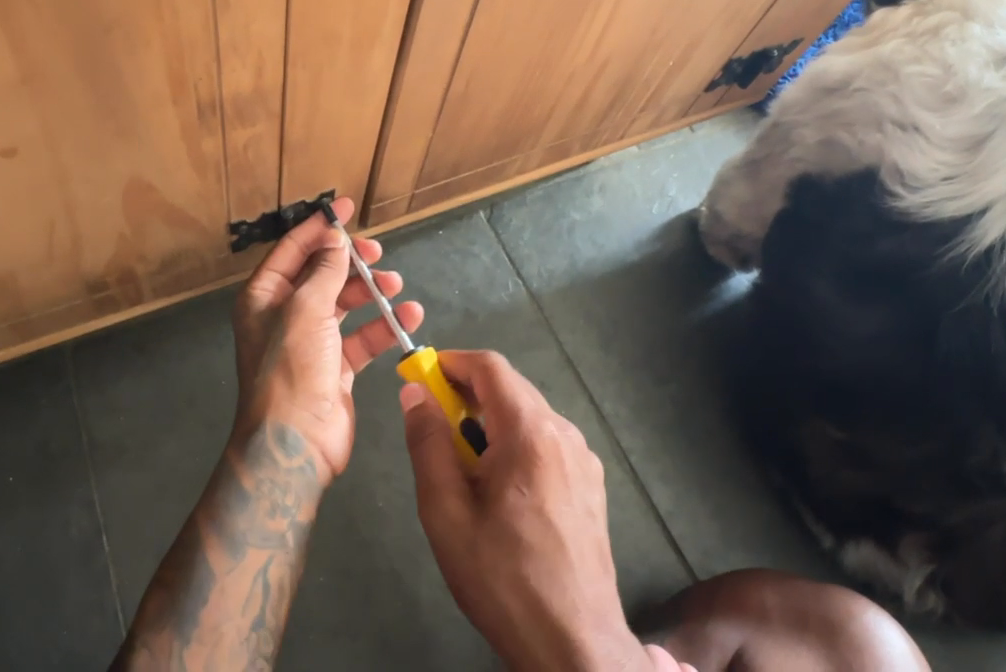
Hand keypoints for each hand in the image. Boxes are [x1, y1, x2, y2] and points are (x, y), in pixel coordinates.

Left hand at [231, 196, 423, 478]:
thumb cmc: (291, 367)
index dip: (318, 227)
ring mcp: (312, 342)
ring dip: (371, 293)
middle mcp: (285, 315)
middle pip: (321, 275)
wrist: (294, 443)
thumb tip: (335, 239)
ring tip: (395, 285)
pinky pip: (362, 337)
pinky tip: (408, 317)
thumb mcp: (306, 309)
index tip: (345, 206)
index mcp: (265, 296)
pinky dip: (384, 327)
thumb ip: (324, 271)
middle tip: (377, 253)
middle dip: (350, 262)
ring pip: (345, 305)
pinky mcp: (337, 368)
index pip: (292, 250)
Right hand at [402, 350, 668, 671]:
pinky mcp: (590, 486)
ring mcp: (583, 460)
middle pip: (510, 389)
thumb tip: (415, 394)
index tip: (419, 377)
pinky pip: (545, 442)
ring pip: (528, 416)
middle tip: (431, 422)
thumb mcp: (446, 512)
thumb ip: (428, 444)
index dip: (450, 362)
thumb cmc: (502, 576)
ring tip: (460, 462)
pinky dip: (514, 443)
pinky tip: (497, 487)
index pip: (490, 367)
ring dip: (489, 420)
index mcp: (531, 433)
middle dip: (466, 393)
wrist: (574, 645)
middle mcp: (564, 434)